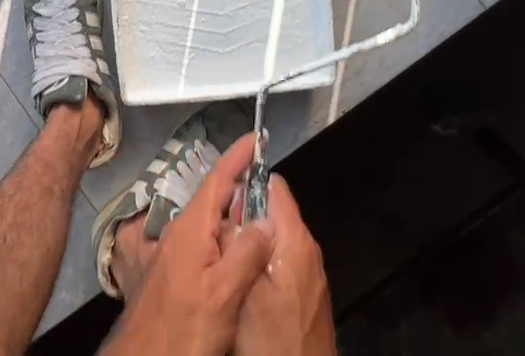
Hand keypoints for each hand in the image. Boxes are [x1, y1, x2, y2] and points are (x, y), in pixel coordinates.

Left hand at [101, 134, 275, 355]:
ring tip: (255, 210)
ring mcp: (171, 251)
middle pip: (212, 196)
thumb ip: (246, 253)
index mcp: (191, 228)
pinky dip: (220, 233)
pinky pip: (201, 238)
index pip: (217, 179)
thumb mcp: (223, 293)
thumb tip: (266, 219)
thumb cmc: (184, 327)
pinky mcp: (169, 270)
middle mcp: (178, 231)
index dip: (238, 156)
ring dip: (230, 210)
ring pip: (206, 219)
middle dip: (237, 182)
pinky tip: (233, 249)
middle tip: (264, 176)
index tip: (256, 137)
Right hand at [230, 175, 333, 355]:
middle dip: (244, 215)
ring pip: (275, 237)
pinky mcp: (307, 292)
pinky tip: (242, 279)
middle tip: (214, 230)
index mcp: (295, 240)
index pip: (274, 187)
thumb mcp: (243, 293)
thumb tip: (227, 212)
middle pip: (273, 212)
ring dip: (251, 240)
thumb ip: (236, 246)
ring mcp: (310, 272)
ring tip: (223, 254)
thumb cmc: (272, 340)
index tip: (219, 196)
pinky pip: (282, 260)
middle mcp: (308, 249)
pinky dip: (262, 260)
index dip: (246, 184)